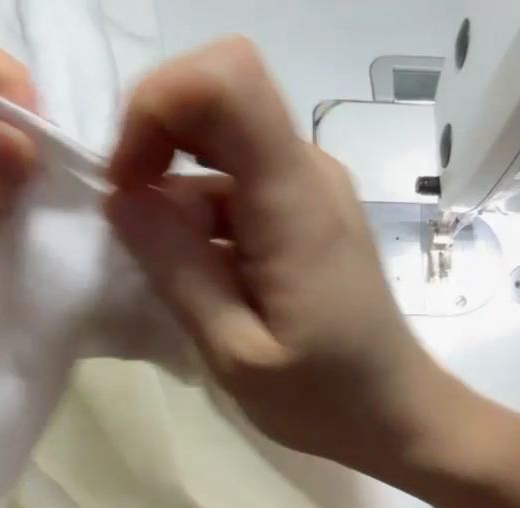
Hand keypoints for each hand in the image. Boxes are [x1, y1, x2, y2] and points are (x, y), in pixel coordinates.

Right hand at [105, 38, 457, 477]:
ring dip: (173, 194)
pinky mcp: (306, 215)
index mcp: (294, 199)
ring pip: (221, 147)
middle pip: (218, 99)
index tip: (126, 187)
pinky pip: (237, 185)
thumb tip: (121, 200)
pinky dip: (198, 217)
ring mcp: (310, 190)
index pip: (225, 80)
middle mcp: (307, 173)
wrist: (398, 415)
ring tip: (159, 274)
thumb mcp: (237, 354)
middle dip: (153, 146)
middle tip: (129, 229)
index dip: (156, 108)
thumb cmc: (324, 399)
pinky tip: (194, 279)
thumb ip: (178, 272)